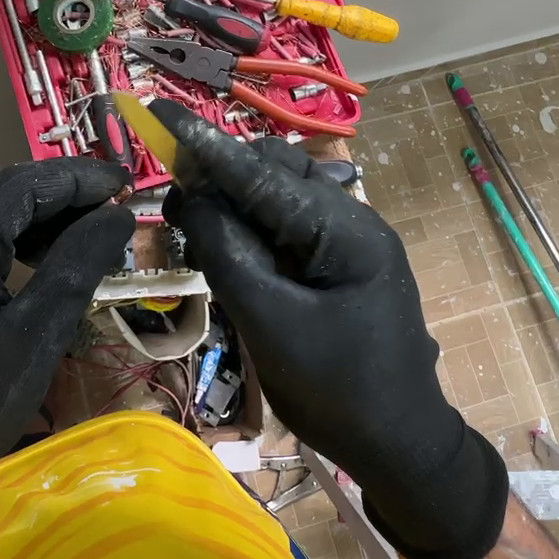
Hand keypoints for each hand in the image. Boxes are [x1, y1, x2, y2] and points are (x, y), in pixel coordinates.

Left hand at [0, 158, 135, 558]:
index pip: (22, 185)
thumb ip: (76, 265)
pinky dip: (15, 243)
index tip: (126, 184)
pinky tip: (47, 262)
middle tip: (117, 209)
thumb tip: (116, 215)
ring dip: (42, 219)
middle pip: (4, 195)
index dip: (78, 178)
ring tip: (92, 236)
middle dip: (63, 195)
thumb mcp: (34, 338)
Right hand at [154, 102, 507, 558]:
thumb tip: (190, 199)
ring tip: (195, 234)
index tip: (158, 111)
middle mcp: (349, 220)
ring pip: (276, 196)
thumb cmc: (339, 393)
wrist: (400, 446)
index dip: (204, 145)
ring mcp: (346, 239)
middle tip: (173, 210)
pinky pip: (284, 226)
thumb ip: (228, 255)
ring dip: (231, 206)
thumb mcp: (272, 325)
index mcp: (345, 229)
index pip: (260, 174)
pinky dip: (249, 231)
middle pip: (271, 173)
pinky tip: (226, 252)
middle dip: (217, 179)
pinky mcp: (335, 261)